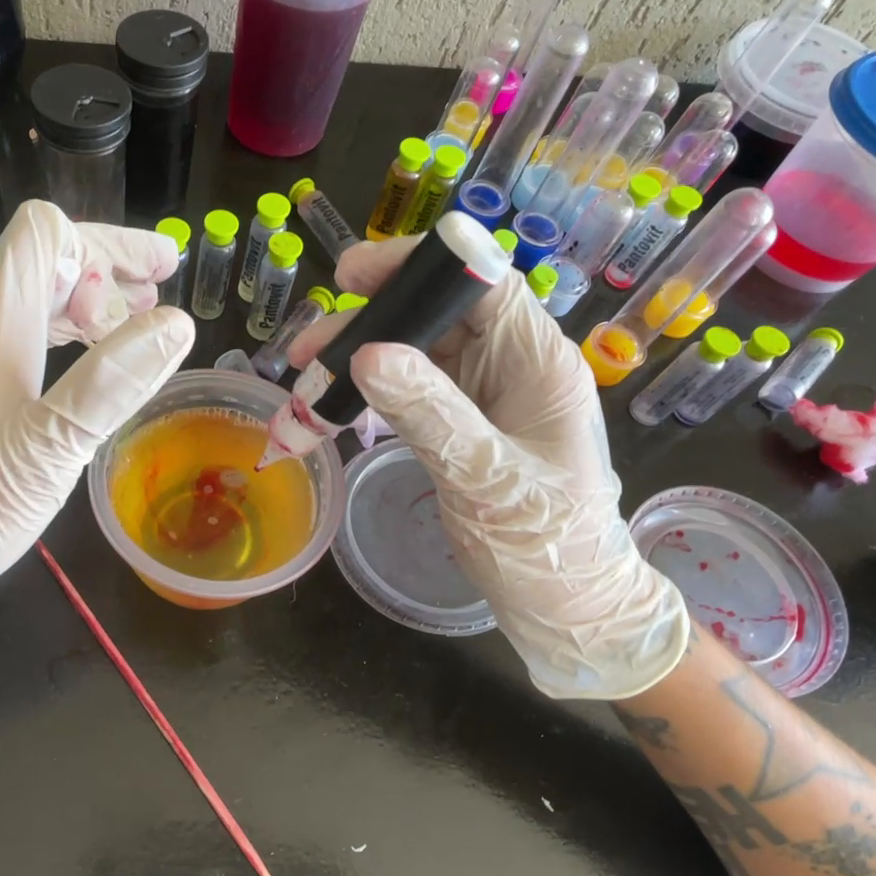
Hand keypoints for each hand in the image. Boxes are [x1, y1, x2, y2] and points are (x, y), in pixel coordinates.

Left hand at [0, 201, 193, 673]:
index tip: (154, 285)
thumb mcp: (52, 447)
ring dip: (79, 300)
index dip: (108, 246)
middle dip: (103, 268)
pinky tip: (73, 367)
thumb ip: (112, 381)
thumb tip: (177, 323)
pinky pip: (4, 329)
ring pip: (21, 295)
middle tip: (157, 294)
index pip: (48, 233)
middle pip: (38, 257)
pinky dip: (51, 331)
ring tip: (128, 328)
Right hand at [290, 235, 687, 699]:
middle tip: (308, 350)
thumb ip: (431, 414)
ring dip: (361, 360)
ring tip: (307, 383)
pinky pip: (412, 395)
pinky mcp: (465, 427)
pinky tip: (333, 409)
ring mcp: (487, 398)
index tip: (351, 279)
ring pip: (417, 354)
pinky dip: (371, 397)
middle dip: (371, 321)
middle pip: (438, 315)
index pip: (481, 281)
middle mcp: (513, 368)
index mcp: (538, 364)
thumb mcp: (485, 479)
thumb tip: (368, 353)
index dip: (418, 267)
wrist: (568, 608)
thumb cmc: (544, 546)